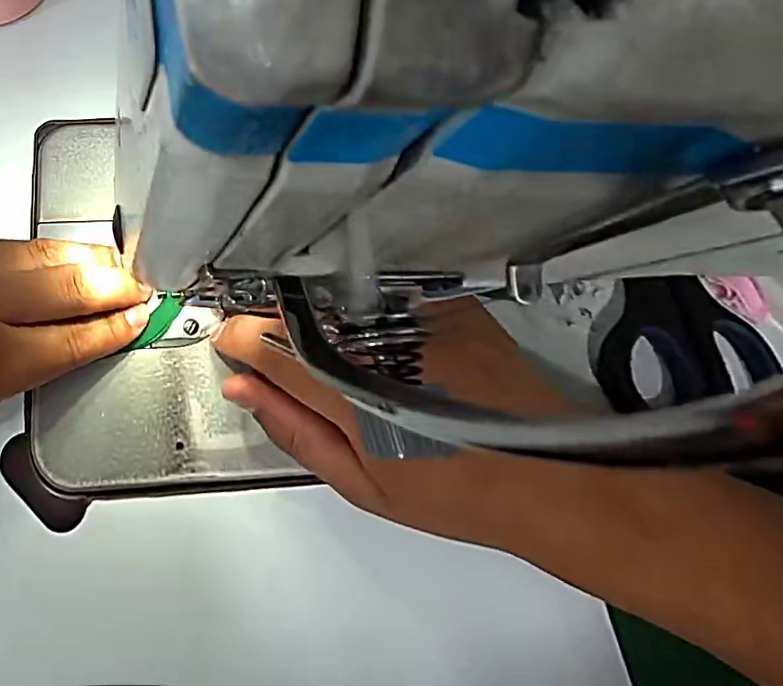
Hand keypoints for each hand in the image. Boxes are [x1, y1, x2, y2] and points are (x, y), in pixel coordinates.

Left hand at [0, 240, 151, 551]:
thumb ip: (12, 376)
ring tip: (108, 263)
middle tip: (138, 285)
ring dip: (79, 258)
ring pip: (35, 251)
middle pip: (65, 281)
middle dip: (111, 283)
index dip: (114, 326)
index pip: (72, 335)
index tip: (141, 316)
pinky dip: (31, 253)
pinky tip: (49, 259)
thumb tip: (50, 345)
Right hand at [212, 298, 604, 553]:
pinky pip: (375, 291)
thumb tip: (240, 384)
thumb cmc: (449, 490)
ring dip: (314, 315)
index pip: (260, 339)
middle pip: (289, 310)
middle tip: (286, 359)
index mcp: (343, 387)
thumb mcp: (359, 481)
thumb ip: (291, 427)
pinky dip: (360, 307)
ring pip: (329, 295)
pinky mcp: (439, 298)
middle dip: (271, 328)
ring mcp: (408, 311)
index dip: (237, 340)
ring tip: (337, 351)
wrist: (546, 472)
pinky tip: (377, 336)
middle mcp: (371, 337)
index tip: (236, 350)